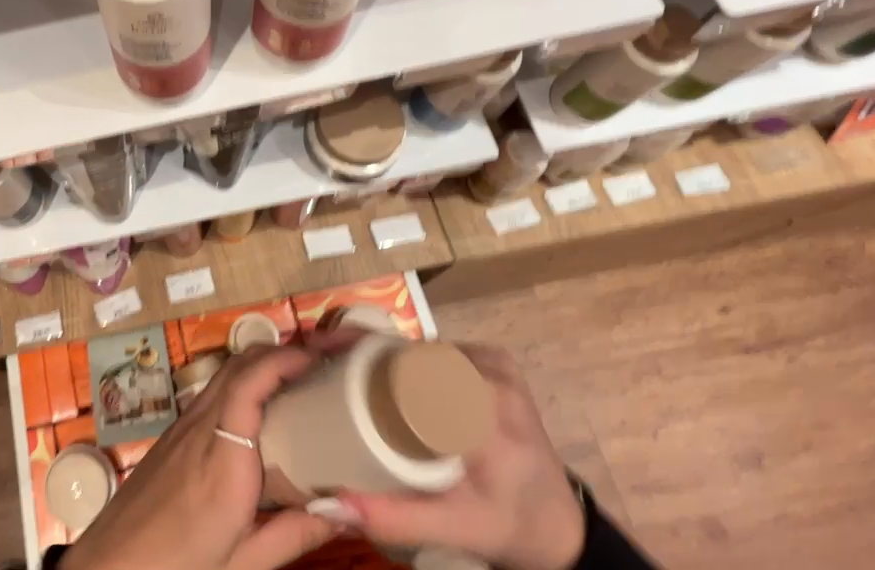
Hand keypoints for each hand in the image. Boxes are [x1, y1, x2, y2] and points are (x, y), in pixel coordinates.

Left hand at [62, 345, 342, 569]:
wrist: (111, 564)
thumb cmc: (177, 562)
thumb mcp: (242, 562)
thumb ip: (293, 534)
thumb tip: (349, 512)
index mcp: (221, 457)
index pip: (248, 384)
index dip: (284, 359)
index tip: (321, 356)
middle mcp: (199, 427)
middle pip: (237, 366)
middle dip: (281, 351)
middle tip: (324, 358)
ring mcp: (182, 426)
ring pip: (224, 375)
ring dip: (261, 364)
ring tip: (302, 375)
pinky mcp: (173, 434)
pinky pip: (213, 393)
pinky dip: (243, 383)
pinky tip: (264, 406)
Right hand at [326, 342, 585, 569]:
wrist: (560, 524)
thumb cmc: (507, 524)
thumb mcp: (454, 528)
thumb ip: (393, 517)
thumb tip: (327, 502)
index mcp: (488, 409)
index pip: (412, 365)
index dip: (360, 354)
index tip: (317, 354)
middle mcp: (493, 374)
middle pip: (412, 349)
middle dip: (361, 348)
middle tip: (315, 356)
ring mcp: (496, 362)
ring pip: (423, 344)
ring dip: (379, 349)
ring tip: (333, 358)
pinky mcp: (494, 361)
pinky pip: (436, 349)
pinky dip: (403, 355)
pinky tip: (373, 365)